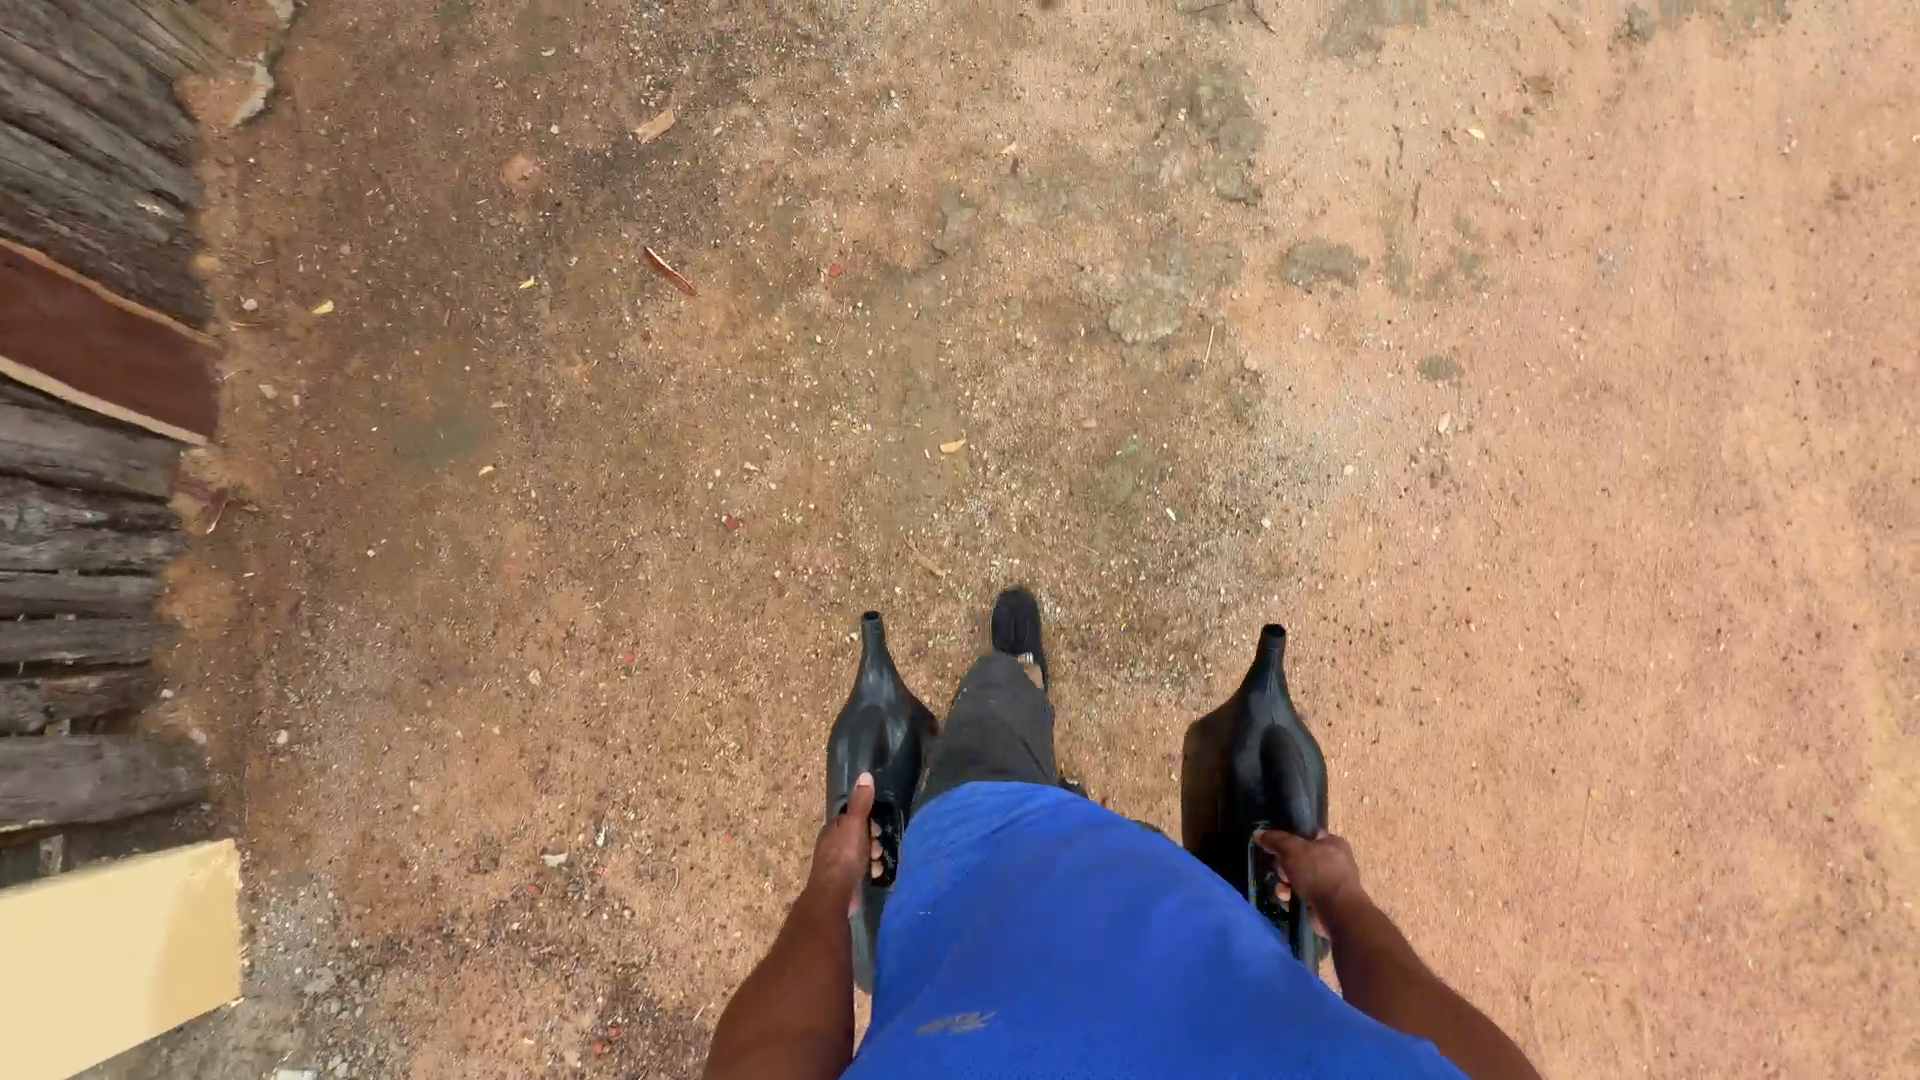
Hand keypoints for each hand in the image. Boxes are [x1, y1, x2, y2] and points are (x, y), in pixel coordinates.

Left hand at [807, 773, 874, 915]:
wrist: (835, 893)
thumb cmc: (844, 855)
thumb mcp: (855, 823)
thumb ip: (861, 801)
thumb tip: (865, 775)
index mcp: (833, 829)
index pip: (852, 818)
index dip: (867, 820)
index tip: (876, 827)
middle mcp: (832, 845)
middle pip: (858, 836)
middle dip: (872, 840)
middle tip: (877, 846)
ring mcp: (837, 865)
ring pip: (861, 854)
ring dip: (873, 857)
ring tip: (877, 862)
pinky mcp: (845, 882)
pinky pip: (861, 871)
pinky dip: (870, 871)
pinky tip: (875, 875)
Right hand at [1254, 828, 1364, 915]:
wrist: (1337, 911)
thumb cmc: (1317, 872)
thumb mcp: (1291, 848)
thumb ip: (1275, 839)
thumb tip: (1258, 833)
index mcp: (1334, 844)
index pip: (1308, 836)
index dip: (1291, 840)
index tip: (1277, 848)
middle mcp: (1336, 862)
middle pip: (1301, 859)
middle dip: (1285, 867)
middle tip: (1279, 870)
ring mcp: (1333, 884)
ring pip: (1300, 878)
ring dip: (1286, 884)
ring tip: (1282, 890)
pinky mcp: (1328, 903)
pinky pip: (1305, 895)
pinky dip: (1294, 897)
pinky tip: (1288, 900)